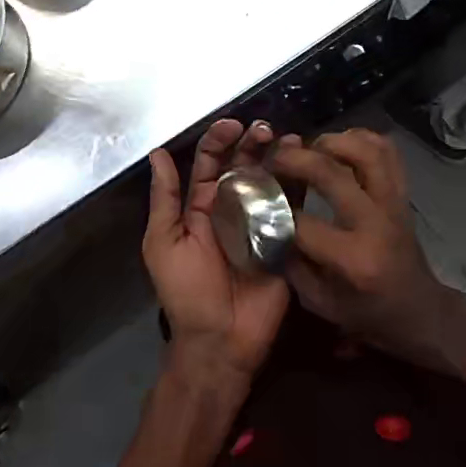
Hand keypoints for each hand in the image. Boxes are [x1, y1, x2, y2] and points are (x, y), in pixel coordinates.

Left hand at [145, 120, 289, 383]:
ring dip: (277, 159)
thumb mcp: (163, 240)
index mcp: (199, 207)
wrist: (219, 341)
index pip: (207, 164)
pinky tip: (308, 170)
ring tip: (290, 138)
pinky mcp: (285, 245)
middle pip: (241, 168)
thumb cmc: (184, 290)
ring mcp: (259, 226)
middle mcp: (230, 209)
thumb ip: (165, 198)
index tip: (231, 124)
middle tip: (263, 128)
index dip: (217, 141)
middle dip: (251, 144)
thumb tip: (157, 153)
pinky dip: (300, 190)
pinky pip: (293, 213)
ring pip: (268, 184)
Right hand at [269, 130, 464, 366]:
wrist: (421, 313)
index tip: (255, 199)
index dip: (272, 206)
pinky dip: (359, 140)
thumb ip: (289, 261)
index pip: (302, 220)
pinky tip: (336, 150)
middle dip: (292, 159)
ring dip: (330, 142)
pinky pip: (386, 151)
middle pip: (331, 171)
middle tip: (272, 160)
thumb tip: (261, 223)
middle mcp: (376, 223)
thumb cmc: (367, 312)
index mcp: (355, 259)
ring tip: (308, 151)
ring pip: (365, 150)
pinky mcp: (402, 193)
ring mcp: (394, 203)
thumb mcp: (319, 302)